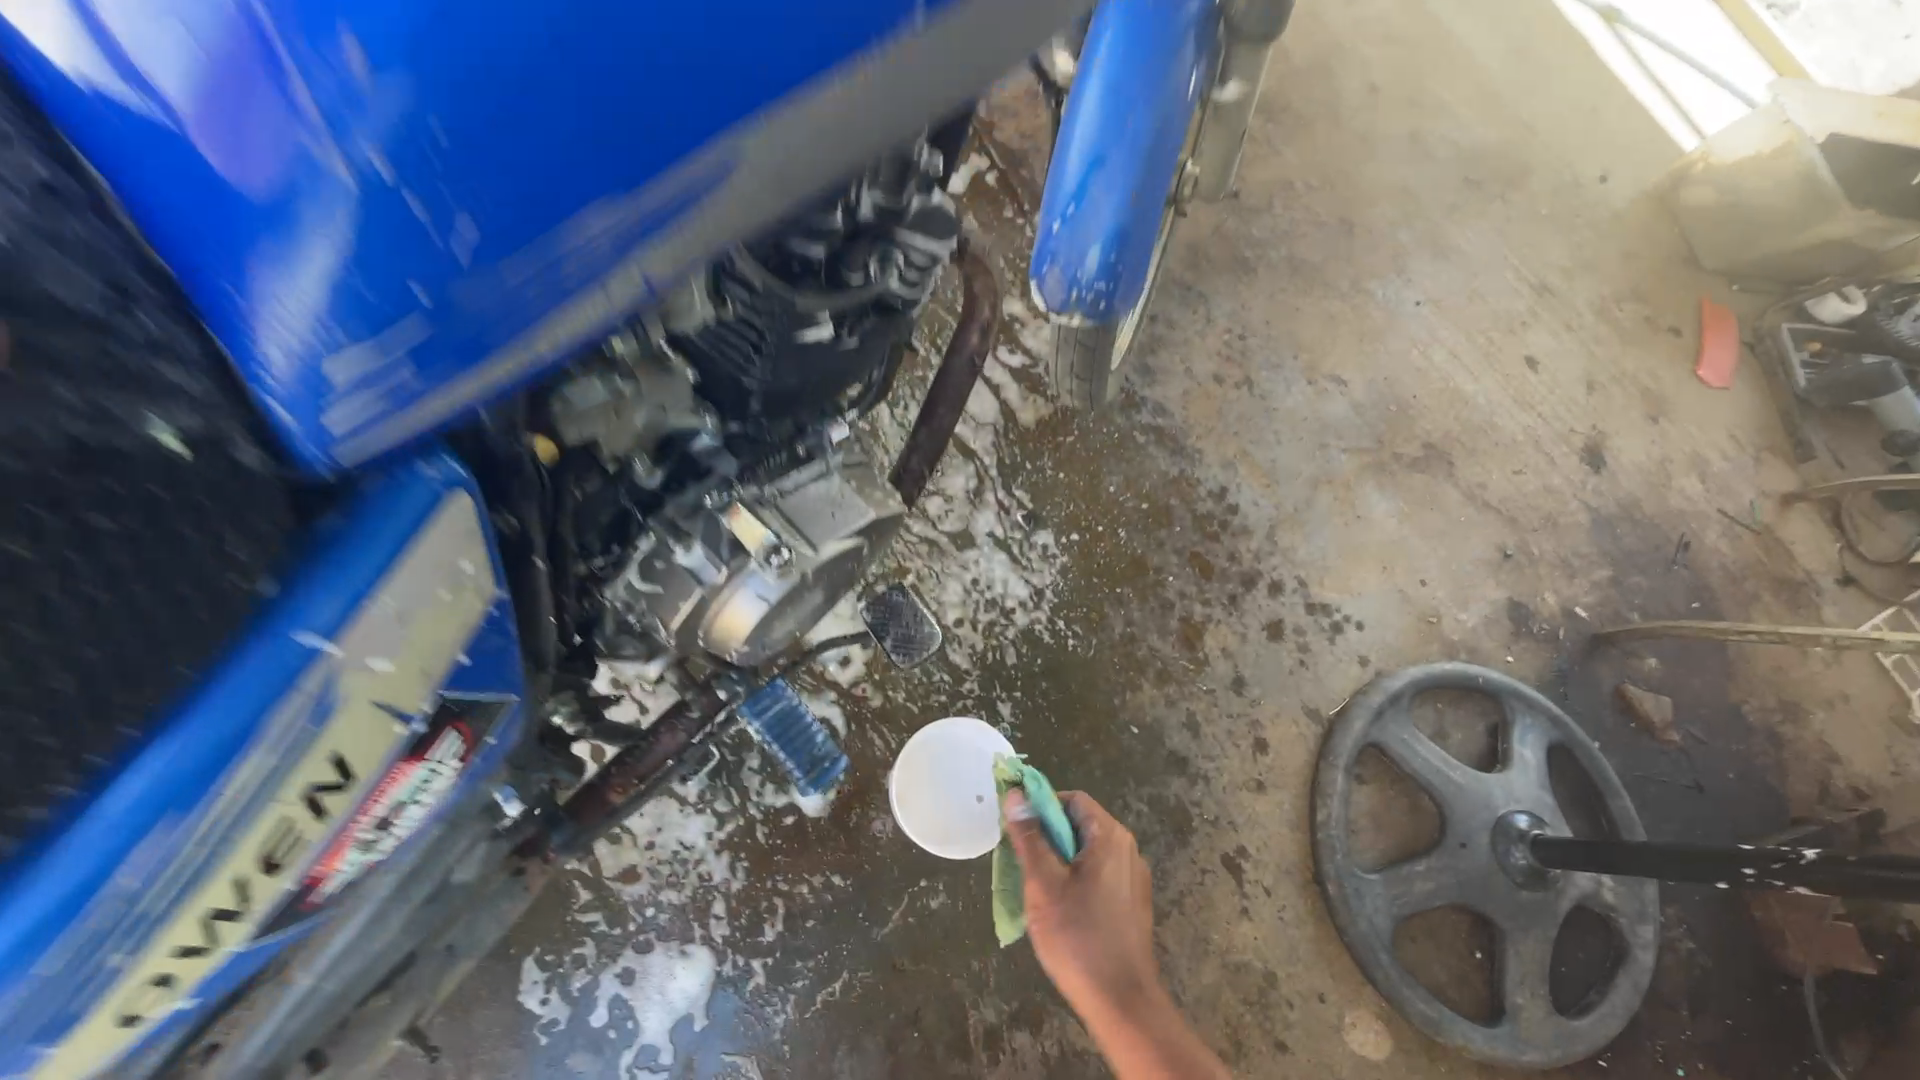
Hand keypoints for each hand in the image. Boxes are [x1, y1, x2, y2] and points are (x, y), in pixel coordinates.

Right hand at [1001, 789, 1159, 1023]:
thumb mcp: (1043, 883)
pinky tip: (1060, 911)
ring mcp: (1133, 878)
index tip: (1017, 830)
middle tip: (1021, 863)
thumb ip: (1029, 836)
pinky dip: (1076, 881)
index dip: (1041, 806)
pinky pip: (1099, 876)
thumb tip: (1016, 794)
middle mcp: (1128, 849)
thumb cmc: (1078, 936)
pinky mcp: (1132, 904)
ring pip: (1088, 853)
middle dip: (1047, 838)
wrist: (1121, 1000)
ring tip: (1036, 890)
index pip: (1072, 800)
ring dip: (1059, 861)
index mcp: (1109, 836)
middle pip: (1080, 825)